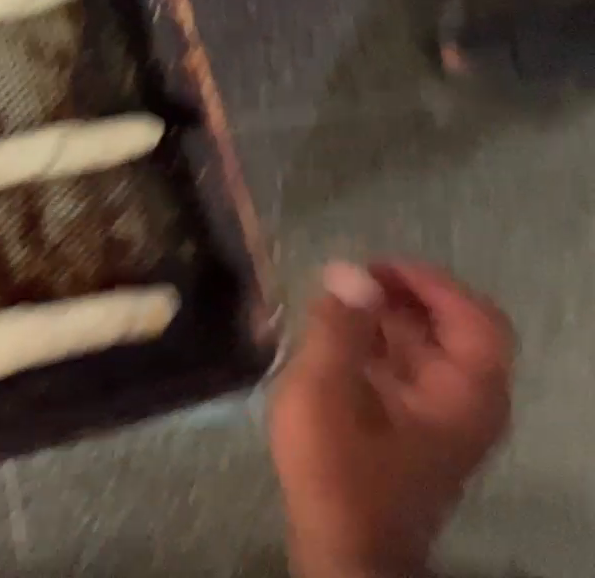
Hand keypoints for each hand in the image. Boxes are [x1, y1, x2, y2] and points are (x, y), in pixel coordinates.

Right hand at [269, 261, 513, 577]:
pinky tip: (328, 338)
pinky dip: (372, 344)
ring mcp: (440, 418)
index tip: (371, 262)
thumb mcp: (325, 389)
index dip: (430, 283)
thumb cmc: (338, 464)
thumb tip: (349, 270)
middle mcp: (466, 403)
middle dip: (400, 296)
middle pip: (452, 332)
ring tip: (325, 300)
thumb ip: (338, 329)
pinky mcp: (411, 428)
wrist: (344, 539)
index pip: (476, 320)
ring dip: (381, 318)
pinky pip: (402, 371)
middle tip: (340, 276)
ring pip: (424, 350)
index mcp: (465, 395)